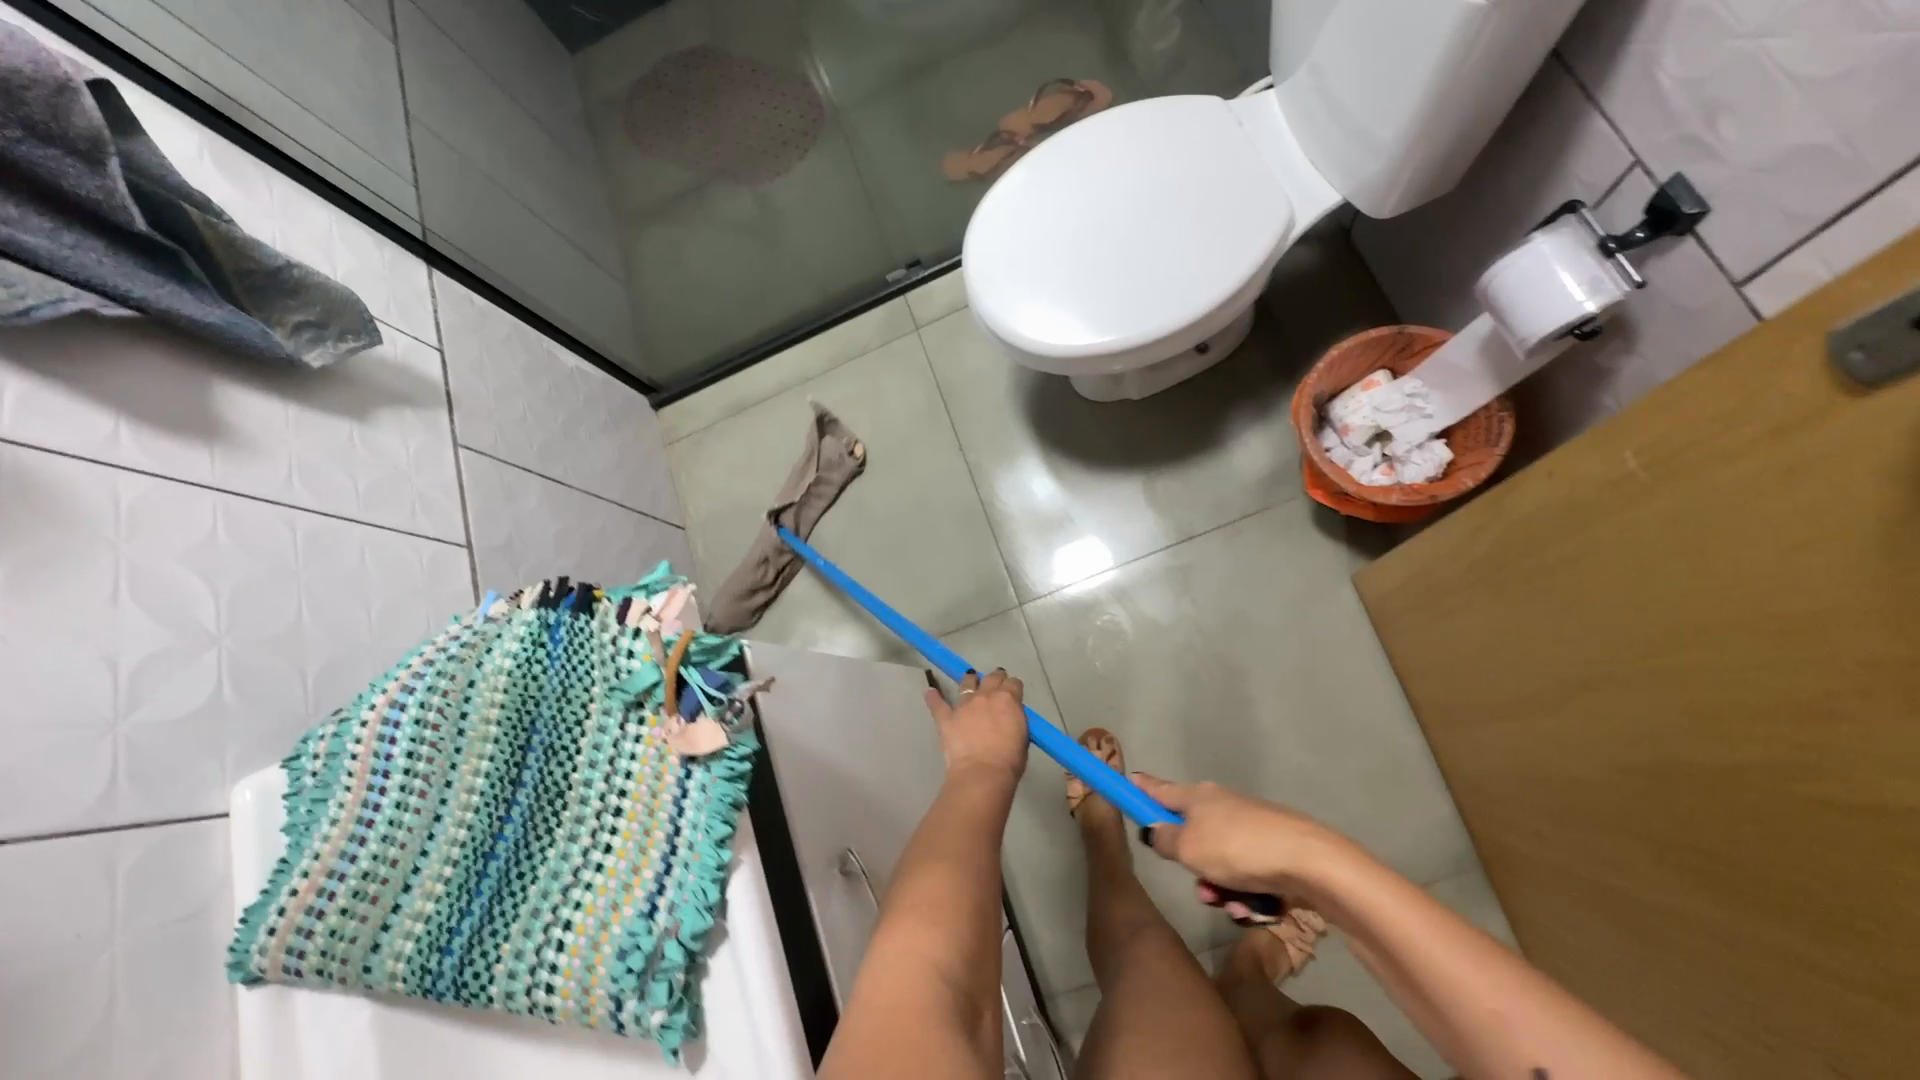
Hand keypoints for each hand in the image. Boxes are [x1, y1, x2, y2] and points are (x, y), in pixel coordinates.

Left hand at [924, 669, 1028, 782]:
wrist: (982, 773)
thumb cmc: (1009, 760)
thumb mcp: (1023, 737)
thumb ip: (1016, 720)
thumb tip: (1010, 716)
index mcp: (1008, 700)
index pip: (1014, 683)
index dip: (1014, 687)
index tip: (1013, 692)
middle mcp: (986, 696)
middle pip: (992, 678)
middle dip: (995, 678)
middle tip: (996, 681)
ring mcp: (964, 705)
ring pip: (966, 684)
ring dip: (969, 680)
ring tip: (969, 678)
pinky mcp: (947, 718)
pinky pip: (938, 705)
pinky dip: (933, 698)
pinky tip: (930, 692)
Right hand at [1134, 775, 1352, 900]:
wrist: (1310, 863)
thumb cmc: (1238, 849)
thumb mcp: (1187, 847)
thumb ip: (1163, 839)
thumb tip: (1154, 829)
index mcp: (1198, 797)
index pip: (1159, 789)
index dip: (1141, 789)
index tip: (1127, 783)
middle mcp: (1223, 807)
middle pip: (1192, 836)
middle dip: (1192, 867)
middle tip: (1198, 885)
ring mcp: (1251, 830)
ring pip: (1219, 864)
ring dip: (1220, 889)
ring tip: (1231, 905)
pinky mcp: (1274, 854)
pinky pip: (1246, 878)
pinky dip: (1245, 895)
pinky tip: (1252, 909)